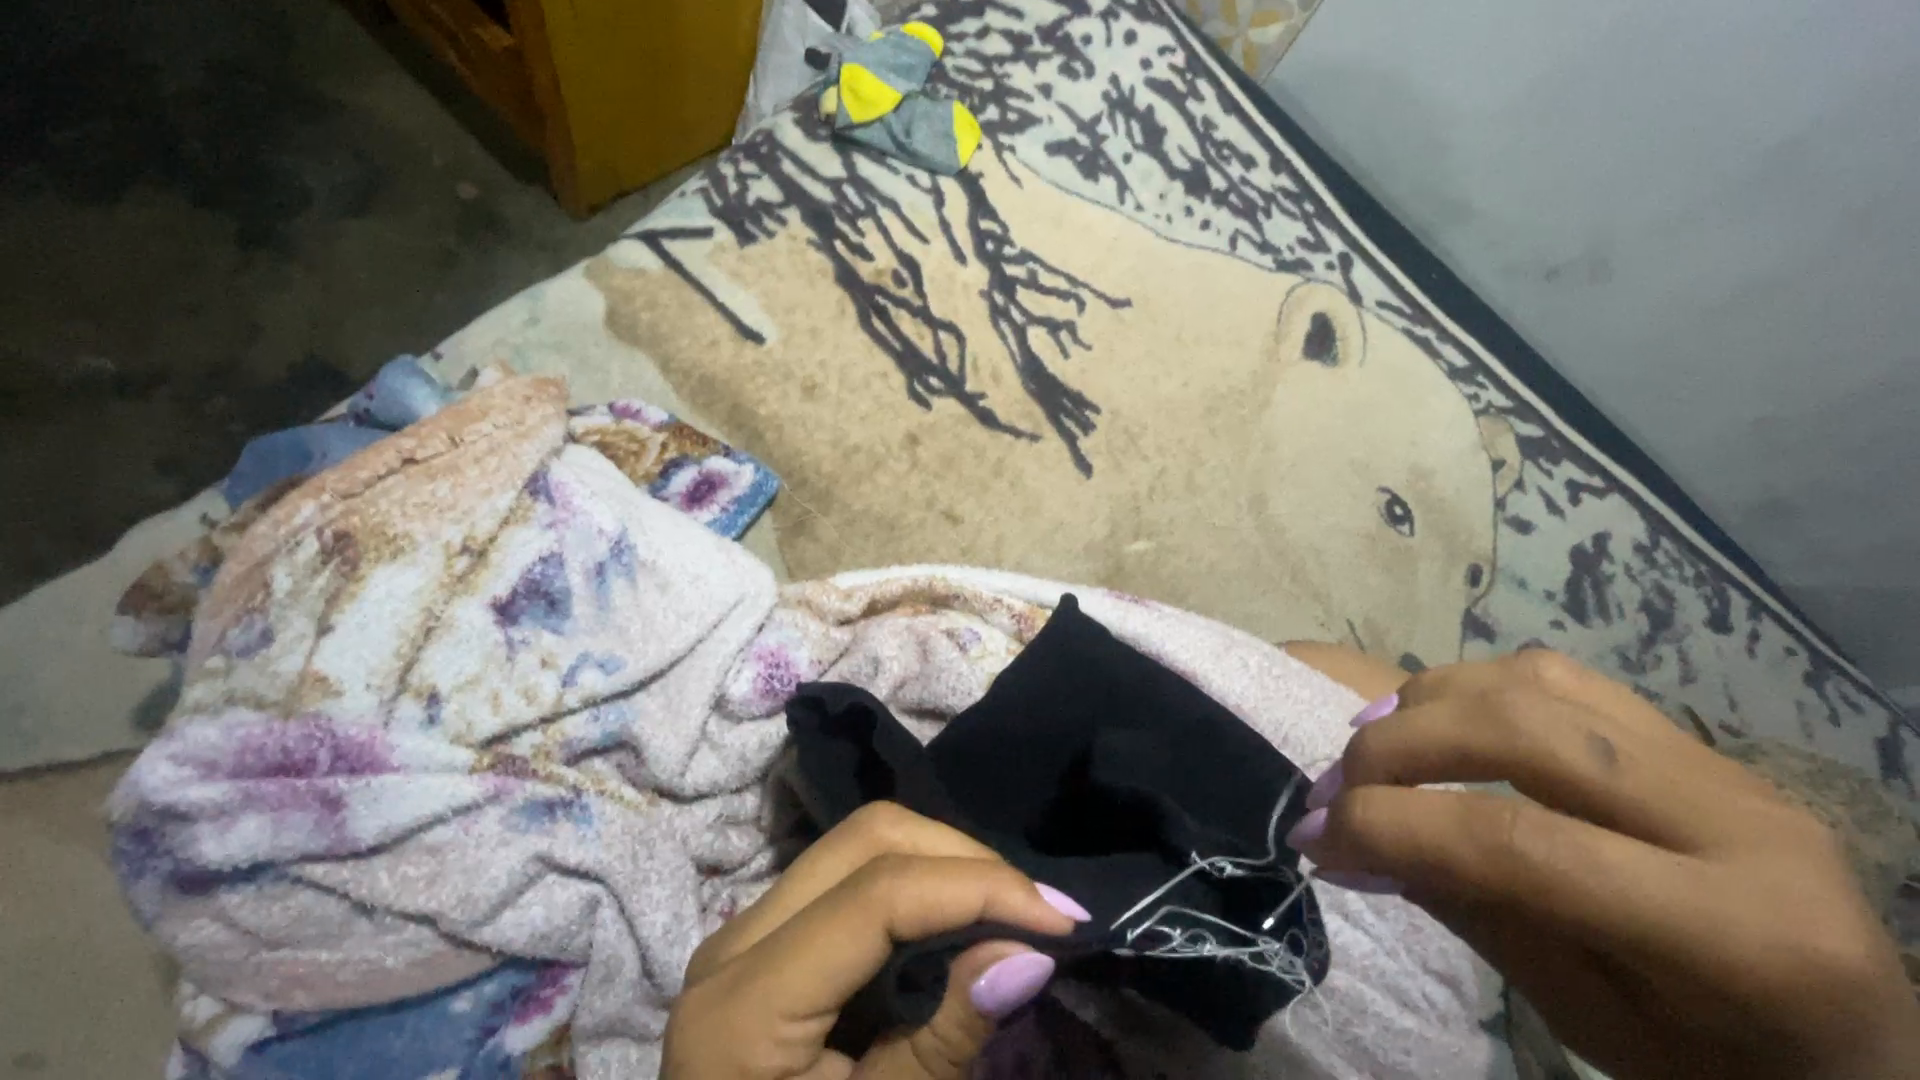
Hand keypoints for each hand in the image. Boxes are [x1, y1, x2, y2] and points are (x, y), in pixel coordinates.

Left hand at [663, 802, 1088, 1078]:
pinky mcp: (763, 936)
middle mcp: (736, 940)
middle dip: (966, 860)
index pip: (876, 895)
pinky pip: (846, 874)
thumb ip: (945, 1039)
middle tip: (1039, 914)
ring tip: (1010, 914)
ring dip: (944, 863)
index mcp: (746, 1005)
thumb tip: (1028, 954)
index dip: (978, 889)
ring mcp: (744, 930)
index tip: (1062, 919)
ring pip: (858, 842)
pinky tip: (957, 920)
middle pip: (867, 838)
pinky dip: (914, 882)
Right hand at [1286, 649, 1919, 1079]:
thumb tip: (1350, 840)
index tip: (1313, 837)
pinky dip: (1473, 686)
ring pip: (1537, 683)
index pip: (1521, 846)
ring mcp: (1722, 764)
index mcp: (1736, 935)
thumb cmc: (1712, 1064)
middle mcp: (1740, 822)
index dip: (1393, 827)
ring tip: (1367, 743)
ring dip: (1425, 702)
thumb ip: (1474, 913)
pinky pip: (1563, 678)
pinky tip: (1436, 720)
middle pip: (1524, 734)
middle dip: (1398, 749)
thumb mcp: (1588, 1019)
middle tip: (1332, 789)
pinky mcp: (1694, 738)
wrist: (1849, 1042)